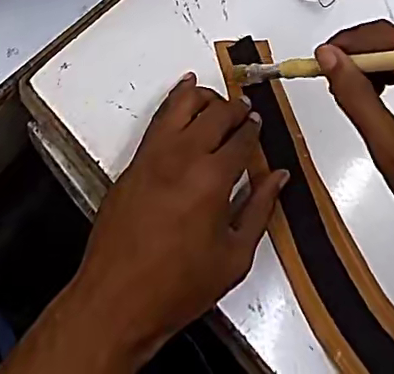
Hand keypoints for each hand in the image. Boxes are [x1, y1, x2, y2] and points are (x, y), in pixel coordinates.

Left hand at [5, 74, 286, 372]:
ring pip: (184, 102)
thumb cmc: (174, 287)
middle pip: (217, 113)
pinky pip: (159, 116)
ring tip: (217, 102)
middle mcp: (183, 157)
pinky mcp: (135, 160)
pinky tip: (184, 93)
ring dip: (206, 97)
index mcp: (212, 179)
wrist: (116, 301)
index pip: (242, 138)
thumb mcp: (233, 258)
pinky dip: (175, 99)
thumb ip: (259, 209)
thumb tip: (277, 178)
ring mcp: (155, 154)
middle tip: (244, 112)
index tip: (258, 127)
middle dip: (236, 109)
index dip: (254, 129)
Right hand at [314, 21, 393, 269]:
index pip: (384, 37)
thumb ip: (355, 95)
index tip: (323, 58)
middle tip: (334, 80)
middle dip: (362, 59)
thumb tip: (331, 58)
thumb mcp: (388, 146)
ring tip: (358, 97)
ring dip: (380, 71)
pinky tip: (386, 105)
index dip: (347, 44)